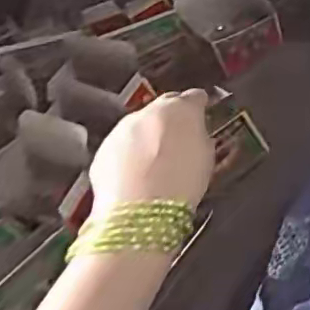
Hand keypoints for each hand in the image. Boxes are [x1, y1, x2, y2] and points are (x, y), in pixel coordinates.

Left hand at [89, 88, 212, 213]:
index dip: (200, 106)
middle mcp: (150, 111)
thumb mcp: (207, 156)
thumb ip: (200, 135)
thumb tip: (194, 133)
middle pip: (164, 106)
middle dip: (172, 118)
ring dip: (148, 135)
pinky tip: (136, 173)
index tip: (202, 114)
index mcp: (182, 108)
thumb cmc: (182, 183)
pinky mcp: (103, 149)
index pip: (195, 96)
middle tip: (178, 138)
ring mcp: (122, 129)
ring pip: (140, 125)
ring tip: (155, 160)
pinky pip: (122, 145)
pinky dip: (129, 153)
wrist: (138, 212)